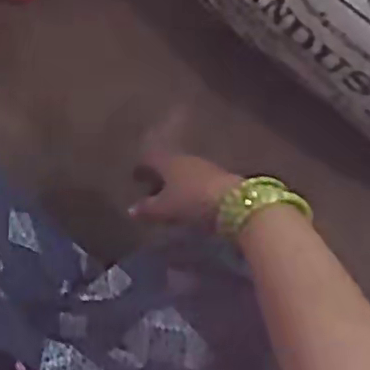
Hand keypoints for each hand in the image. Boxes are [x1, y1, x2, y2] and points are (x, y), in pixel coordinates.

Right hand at [129, 146, 244, 227]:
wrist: (239, 204)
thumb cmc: (193, 202)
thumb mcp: (166, 209)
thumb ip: (147, 209)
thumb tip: (130, 210)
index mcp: (167, 161)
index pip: (149, 159)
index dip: (142, 168)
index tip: (136, 178)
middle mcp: (185, 159)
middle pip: (168, 164)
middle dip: (160, 177)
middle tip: (153, 190)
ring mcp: (206, 167)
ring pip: (185, 173)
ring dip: (177, 184)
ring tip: (173, 199)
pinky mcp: (223, 178)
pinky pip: (200, 181)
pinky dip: (192, 189)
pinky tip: (194, 202)